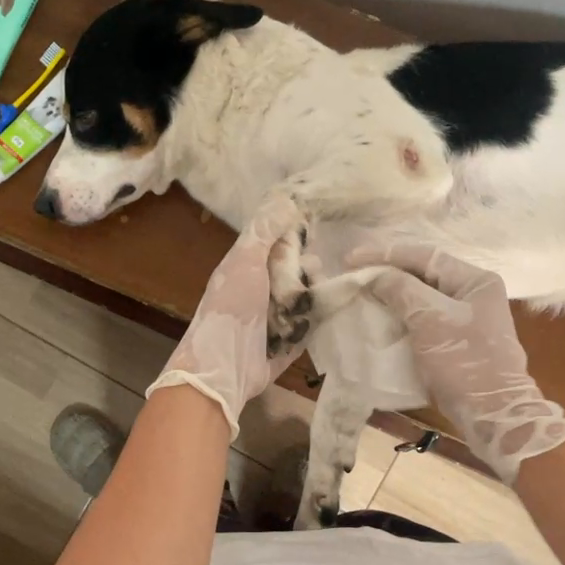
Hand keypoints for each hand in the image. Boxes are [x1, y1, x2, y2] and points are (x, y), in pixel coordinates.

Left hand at [148, 197, 303, 438]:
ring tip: (321, 294)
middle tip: (313, 271)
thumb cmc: (230, 308)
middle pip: (297, 270)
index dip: (297, 235)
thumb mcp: (244, 262)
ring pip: (308, 297)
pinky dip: (322, 318)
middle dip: (309, 269)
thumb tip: (287, 199)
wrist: (224, 366)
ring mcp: (277, 318)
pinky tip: (339, 309)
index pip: (279, 244)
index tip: (319, 225)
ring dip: (316, 294)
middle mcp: (262, 291)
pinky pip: (313, 324)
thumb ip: (264, 231)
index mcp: (248, 268)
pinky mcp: (290, 342)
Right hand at [352, 242, 564, 481]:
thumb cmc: (464, 361)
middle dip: (386, 273)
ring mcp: (464, 319)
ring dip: (389, 295)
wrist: (491, 414)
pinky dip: (398, 316)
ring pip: (419, 297)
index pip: (424, 255)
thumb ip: (401, 290)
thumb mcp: (430, 320)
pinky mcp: (454, 342)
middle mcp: (471, 293)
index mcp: (474, 280)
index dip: (385, 254)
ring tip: (359, 294)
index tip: (350, 259)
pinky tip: (377, 318)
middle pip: (422, 274)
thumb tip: (375, 275)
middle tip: (352, 274)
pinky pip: (420, 319)